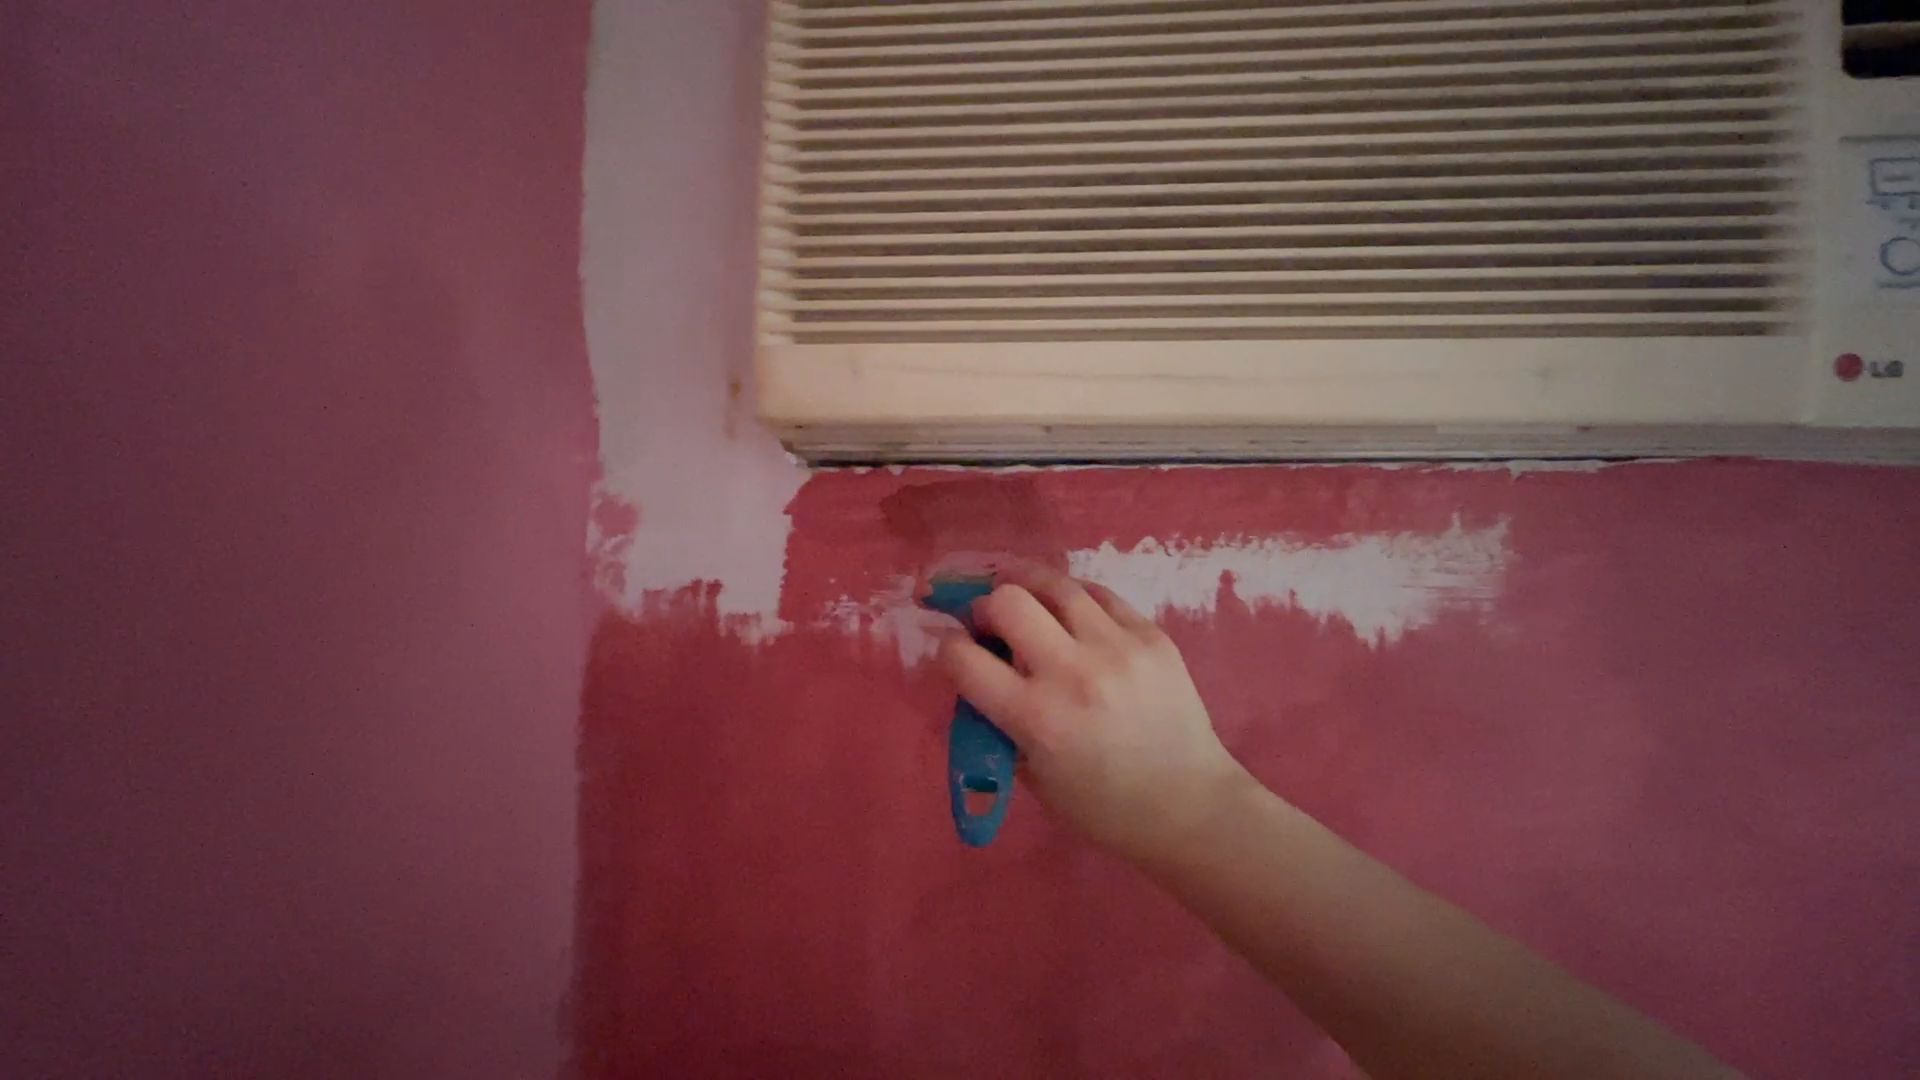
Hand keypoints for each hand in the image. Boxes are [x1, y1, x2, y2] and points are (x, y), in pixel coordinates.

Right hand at [934, 565, 1250, 862]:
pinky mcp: (1152, 636)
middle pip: (1007, 600)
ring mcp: (1117, 647)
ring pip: (1055, 583)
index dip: (948, 648)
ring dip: (1028, 586)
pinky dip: (1073, 599)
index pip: (963, 657)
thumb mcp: (1032, 776)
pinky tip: (1070, 610)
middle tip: (992, 622)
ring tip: (1024, 598)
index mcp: (1036, 717)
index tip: (957, 650)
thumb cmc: (1102, 806)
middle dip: (986, 606)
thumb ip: (999, 722)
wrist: (1189, 804)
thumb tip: (979, 674)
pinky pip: (1100, 594)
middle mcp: (1072, 672)